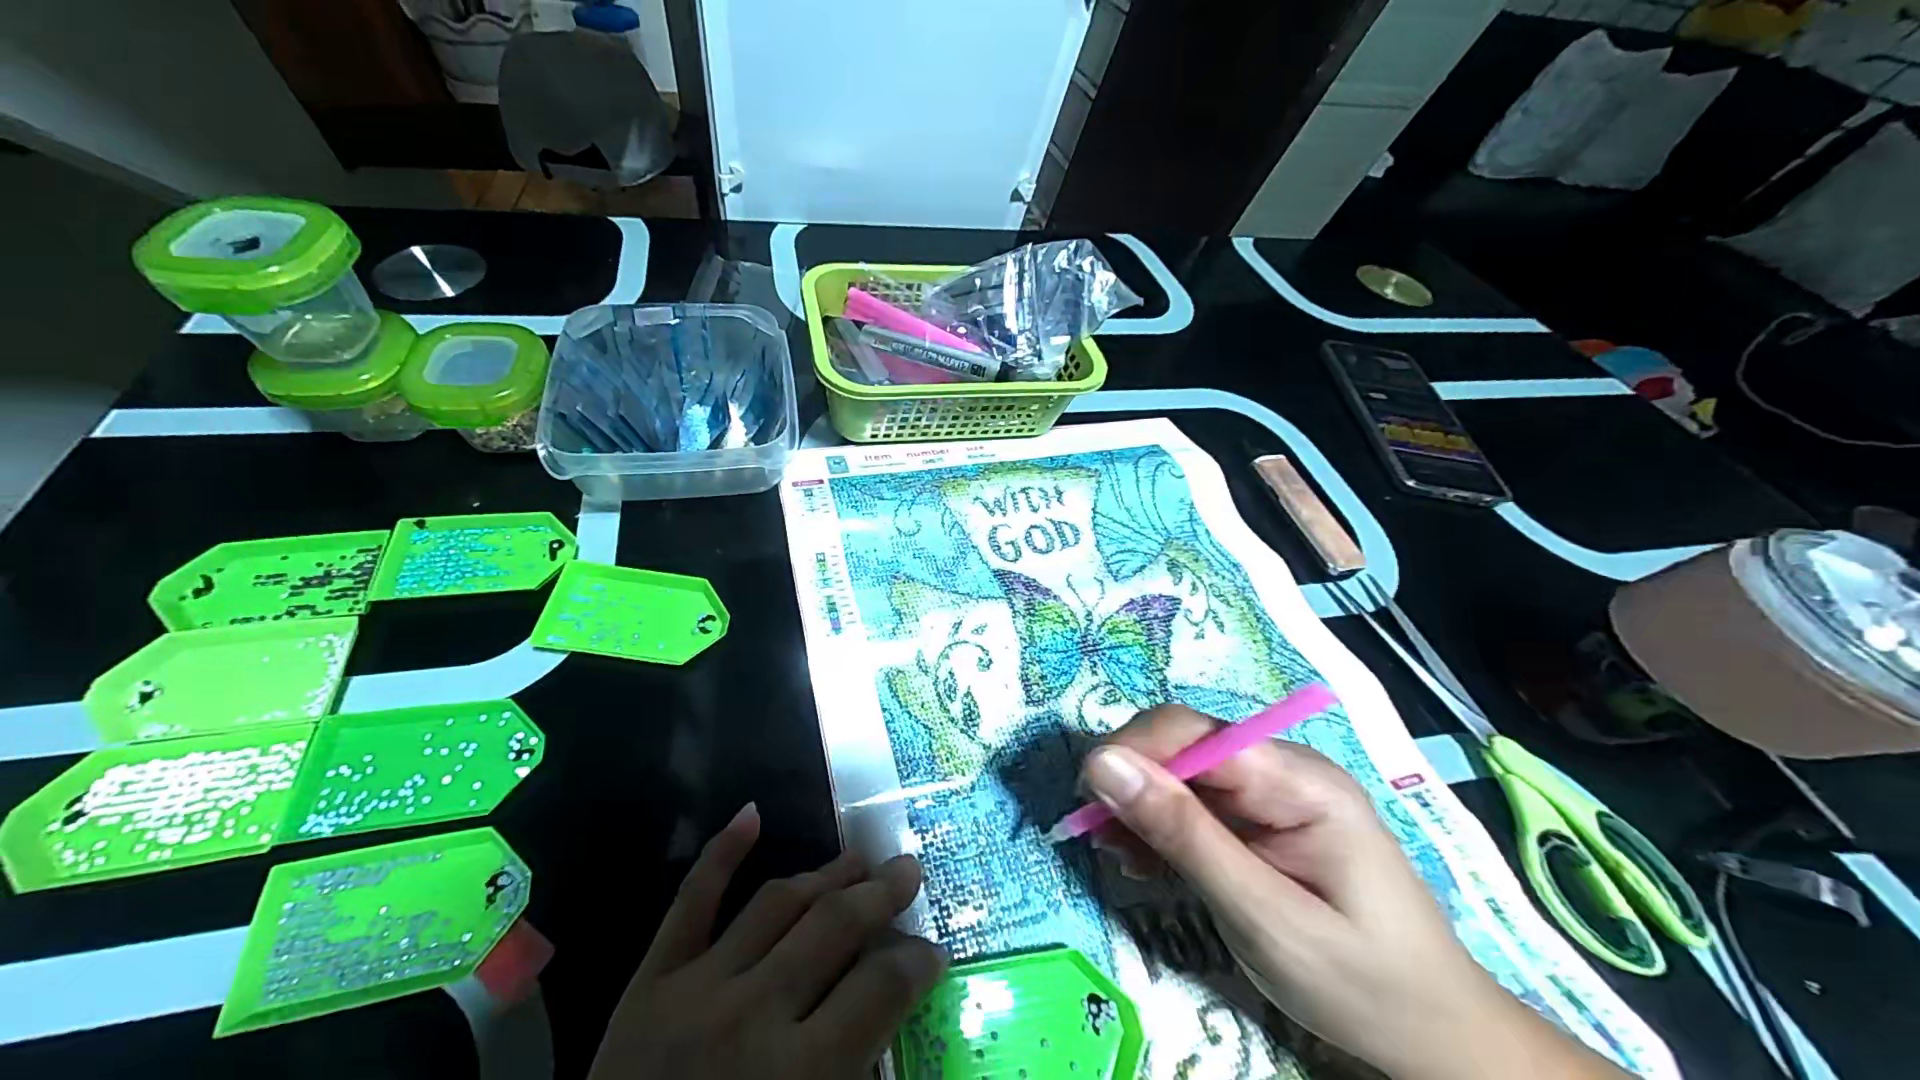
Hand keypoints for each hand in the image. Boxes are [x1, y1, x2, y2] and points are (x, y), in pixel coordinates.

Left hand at [588, 803, 948, 1079]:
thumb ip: (854, 1072)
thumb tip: (891, 1014)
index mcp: (801, 1072)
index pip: (881, 988)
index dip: (917, 962)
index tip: (932, 952)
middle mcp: (755, 1012)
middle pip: (835, 927)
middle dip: (882, 893)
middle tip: (909, 870)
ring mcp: (698, 987)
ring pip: (778, 904)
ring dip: (826, 874)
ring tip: (858, 858)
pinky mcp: (650, 980)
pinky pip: (690, 902)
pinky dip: (721, 854)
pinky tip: (751, 814)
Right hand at [1080, 705, 1630, 1079]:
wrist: (1434, 1035)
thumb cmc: (1360, 982)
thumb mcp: (1264, 916)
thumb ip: (1183, 836)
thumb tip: (1103, 763)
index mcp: (1297, 779)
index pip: (1193, 733)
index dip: (1131, 755)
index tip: (1088, 807)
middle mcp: (1281, 769)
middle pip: (1181, 745)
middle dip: (1131, 783)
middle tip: (1098, 839)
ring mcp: (1271, 793)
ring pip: (1179, 774)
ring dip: (1139, 808)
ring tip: (1120, 857)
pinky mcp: (1260, 820)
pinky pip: (1194, 804)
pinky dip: (1159, 827)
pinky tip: (1146, 861)